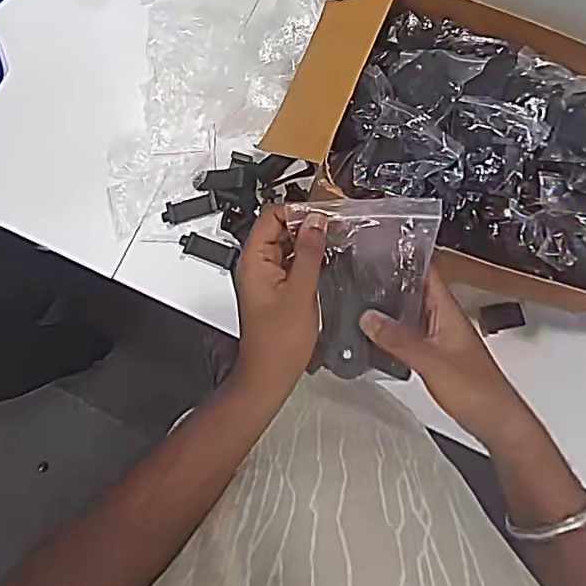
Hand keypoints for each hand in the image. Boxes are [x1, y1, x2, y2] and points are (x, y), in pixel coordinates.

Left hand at [230, 205, 323, 394]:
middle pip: (278, 226)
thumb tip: (316, 223)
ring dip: (307, 240)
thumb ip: (310, 253)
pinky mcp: (274, 286)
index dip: (296, 210)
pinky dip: (306, 257)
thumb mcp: (300, 292)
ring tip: (332, 242)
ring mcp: (264, 275)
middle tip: (331, 226)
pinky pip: (289, 260)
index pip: (270, 215)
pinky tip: (325, 261)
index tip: (320, 215)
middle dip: (304, 223)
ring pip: (285, 243)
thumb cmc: (277, 343)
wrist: (269, 375)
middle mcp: (255, 263)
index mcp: (253, 259)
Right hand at [360, 267, 537, 449]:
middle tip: (363, 273)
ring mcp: (442, 337)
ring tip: (364, 302)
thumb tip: (369, 318)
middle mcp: (445, 320)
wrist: (499, 424)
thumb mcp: (431, 361)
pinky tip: (380, 338)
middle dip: (391, 280)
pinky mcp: (438, 355)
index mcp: (448, 311)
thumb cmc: (479, 392)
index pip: (427, 271)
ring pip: (412, 312)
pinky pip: (411, 333)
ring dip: (391, 307)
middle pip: (416, 289)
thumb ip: (398, 339)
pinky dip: (394, 331)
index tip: (383, 247)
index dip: (407, 256)